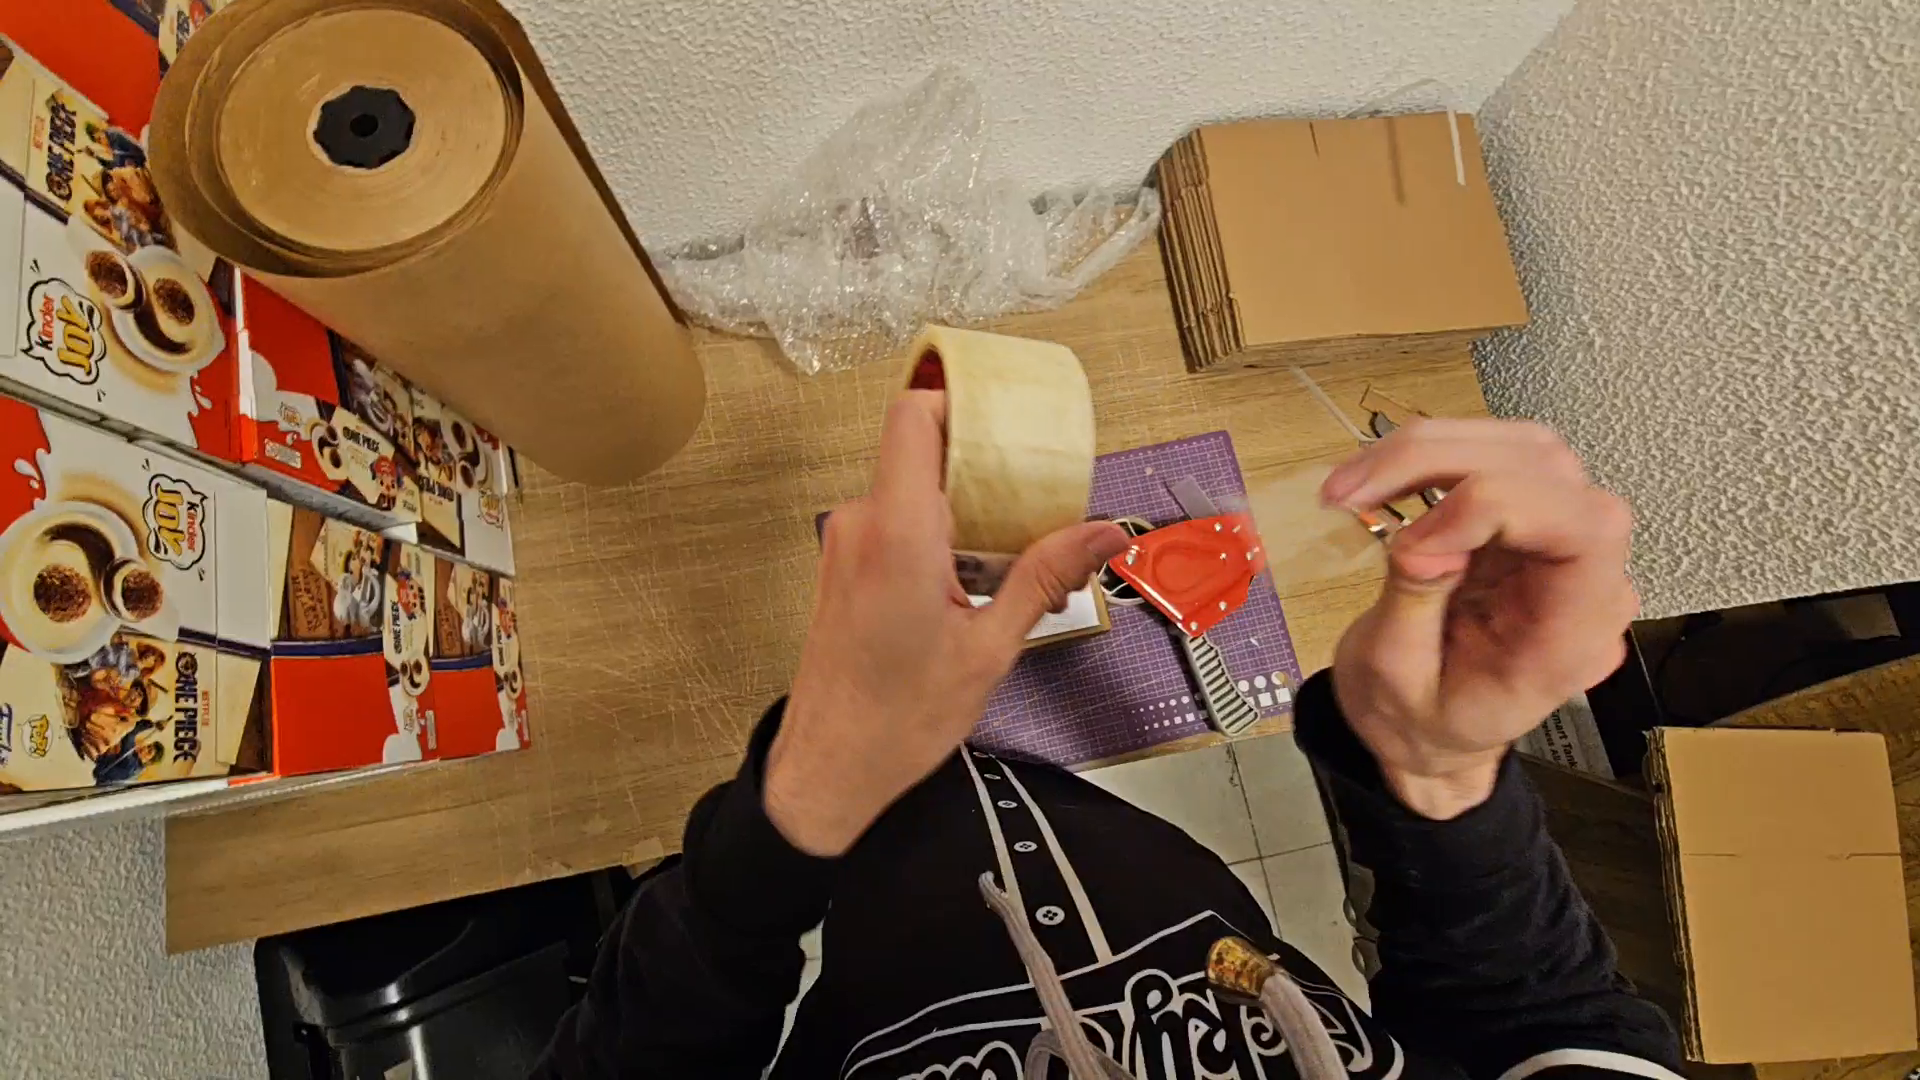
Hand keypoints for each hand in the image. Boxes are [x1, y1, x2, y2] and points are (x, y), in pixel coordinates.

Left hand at [764, 391, 1128, 855]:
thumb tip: (1101, 534)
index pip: (913, 418)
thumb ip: (1046, 577)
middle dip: (980, 463)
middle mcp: (861, 525)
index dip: (956, 400)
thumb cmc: (896, 720)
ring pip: (910, 485)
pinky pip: (894, 516)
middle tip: (1032, 492)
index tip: (1003, 414)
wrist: (828, 768)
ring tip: (1008, 545)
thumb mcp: (989, 648)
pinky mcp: (844, 562)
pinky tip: (969, 571)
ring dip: (960, 502)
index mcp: (897, 535)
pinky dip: (935, 526)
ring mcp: (846, 543)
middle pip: (921, 449)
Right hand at [1321, 420, 1637, 819]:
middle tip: (1350, 492)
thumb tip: (1422, 540)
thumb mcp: (1397, 681)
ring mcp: (1549, 547)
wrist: (1426, 730)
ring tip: (1354, 482)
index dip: (1498, 506)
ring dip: (1427, 450)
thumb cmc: (1418, 721)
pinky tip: (1378, 478)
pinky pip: (1488, 460)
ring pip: (1518, 448)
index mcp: (1565, 637)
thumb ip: (1413, 608)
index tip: (1409, 539)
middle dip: (1439, 462)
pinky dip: (1424, 457)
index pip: (1584, 531)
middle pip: (1545, 472)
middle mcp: (1578, 580)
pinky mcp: (1515, 527)